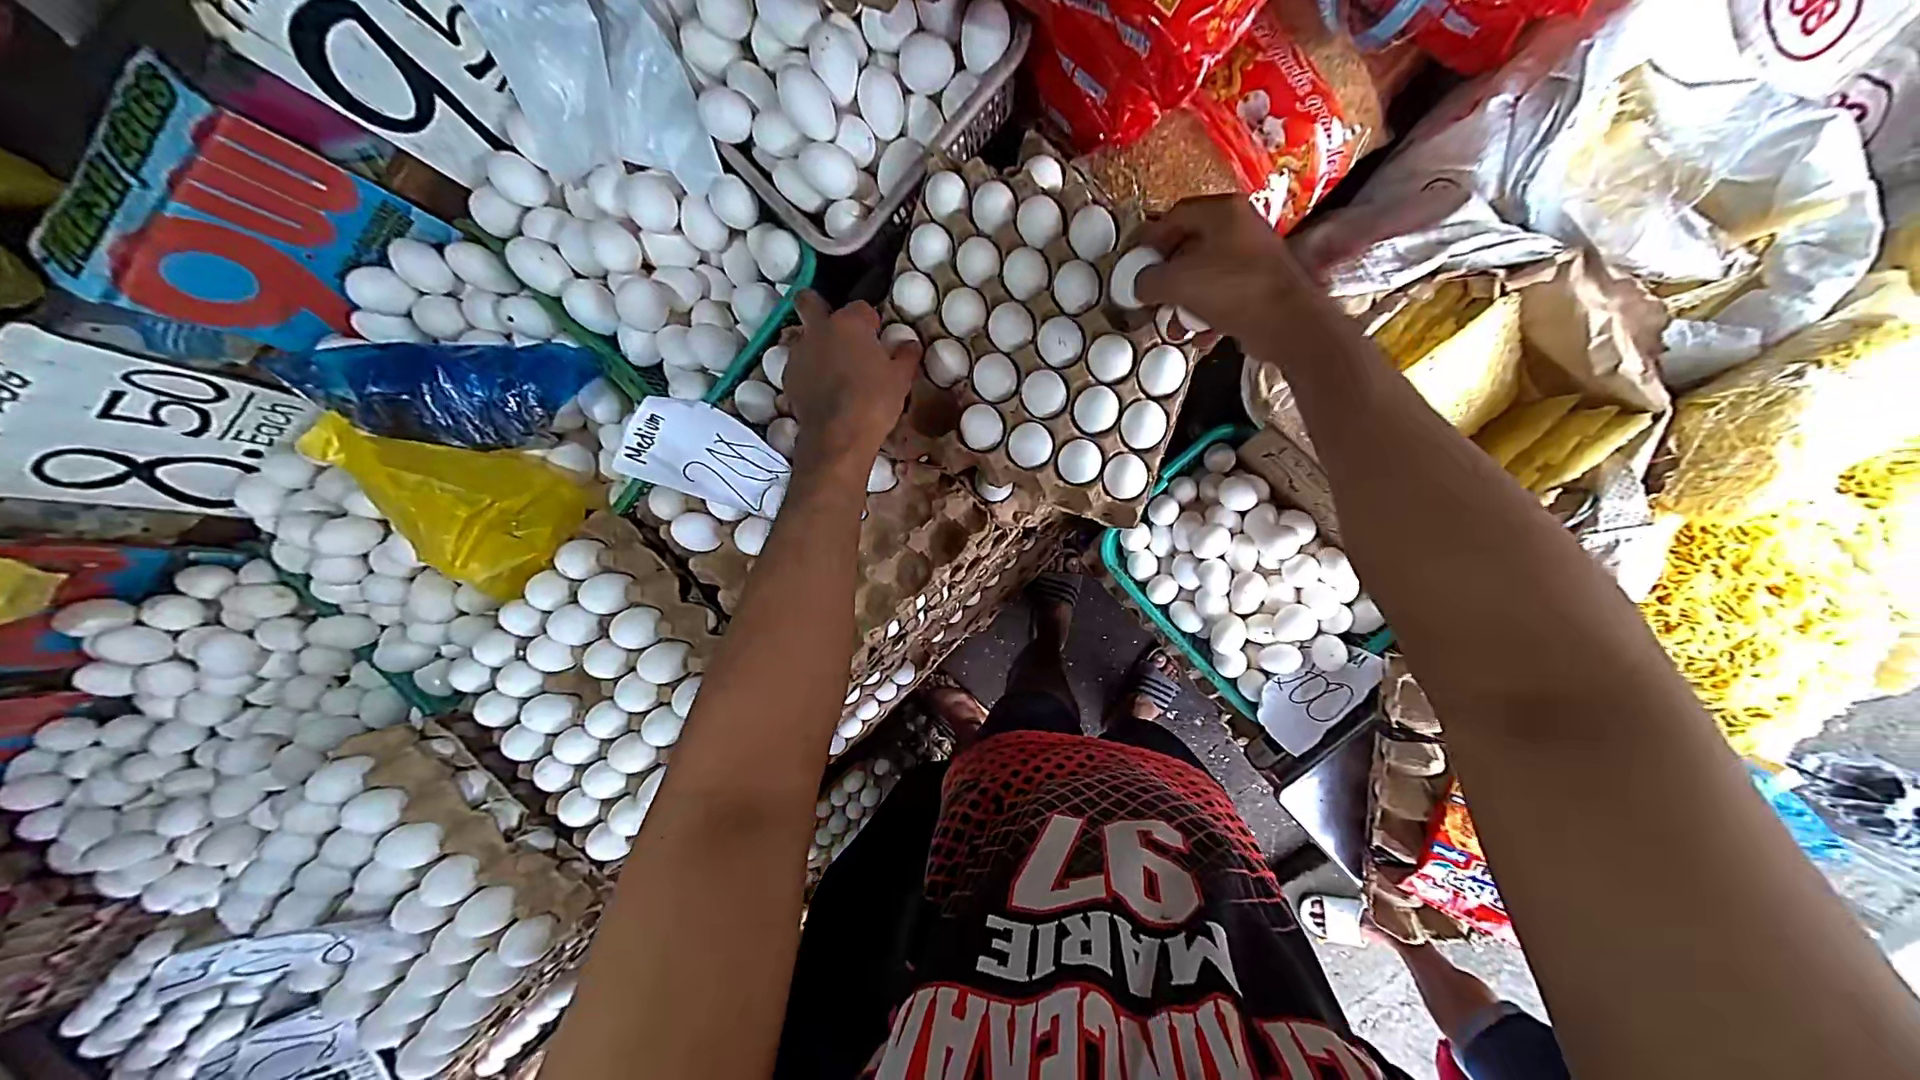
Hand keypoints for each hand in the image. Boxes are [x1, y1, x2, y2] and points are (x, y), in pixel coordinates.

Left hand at [783, 291, 920, 474]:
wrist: (838, 436)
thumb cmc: (875, 401)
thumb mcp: (901, 378)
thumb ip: (906, 355)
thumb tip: (910, 344)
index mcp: (849, 323)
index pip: (860, 307)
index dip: (870, 321)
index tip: (878, 337)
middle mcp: (819, 330)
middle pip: (809, 302)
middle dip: (818, 307)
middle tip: (836, 330)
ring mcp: (799, 354)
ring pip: (803, 338)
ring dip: (816, 346)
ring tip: (834, 370)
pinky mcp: (788, 378)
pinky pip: (800, 367)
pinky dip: (809, 373)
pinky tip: (823, 391)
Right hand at [1133, 196, 1316, 341]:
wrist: (1285, 322)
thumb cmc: (1236, 289)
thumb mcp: (1176, 282)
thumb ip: (1149, 280)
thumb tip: (1141, 284)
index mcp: (1223, 211)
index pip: (1175, 215)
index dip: (1149, 239)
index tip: (1135, 260)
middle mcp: (1242, 228)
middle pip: (1189, 247)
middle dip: (1166, 277)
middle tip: (1150, 294)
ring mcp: (1254, 258)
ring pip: (1205, 276)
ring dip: (1183, 302)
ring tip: (1172, 322)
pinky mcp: (1260, 287)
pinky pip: (1222, 297)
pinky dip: (1205, 314)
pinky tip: (1197, 333)